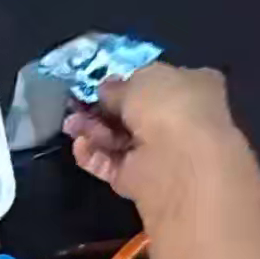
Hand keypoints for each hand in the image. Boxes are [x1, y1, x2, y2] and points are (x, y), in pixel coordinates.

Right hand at [63, 64, 244, 213]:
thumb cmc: (170, 106)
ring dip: (91, 130)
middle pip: (127, 114)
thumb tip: (104, 89)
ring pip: (114, 139)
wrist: (177, 160)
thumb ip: (119, 86)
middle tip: (75, 108)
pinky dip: (92, 155)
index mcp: (187, 87)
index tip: (99, 87)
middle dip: (100, 110)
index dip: (124, 85)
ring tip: (71, 125)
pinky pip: (107, 163)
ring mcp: (151, 151)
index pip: (151, 85)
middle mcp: (171, 119)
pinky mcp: (132, 178)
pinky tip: (79, 145)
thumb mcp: (143, 80)